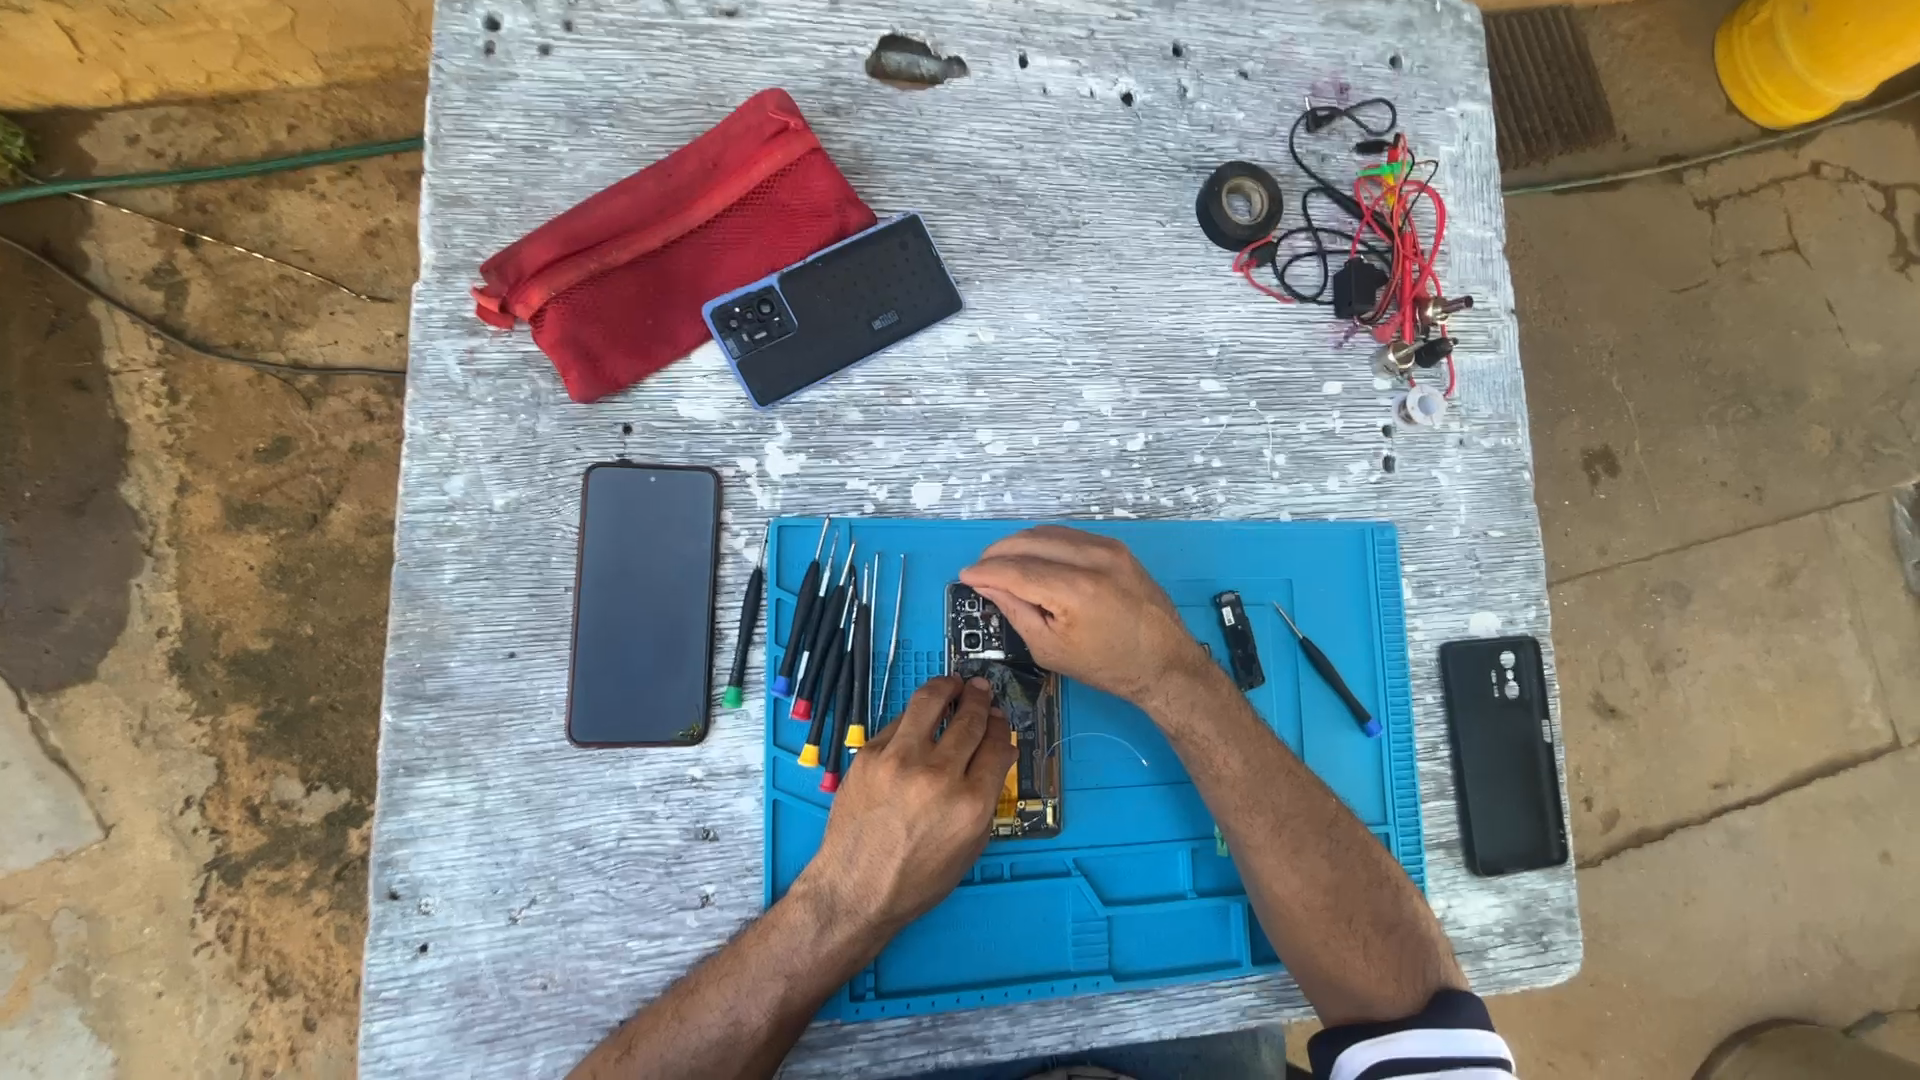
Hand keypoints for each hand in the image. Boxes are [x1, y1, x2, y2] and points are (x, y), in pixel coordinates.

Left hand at [795, 675, 1016, 933]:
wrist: (855, 888)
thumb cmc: (918, 878)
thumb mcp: (969, 845)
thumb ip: (987, 795)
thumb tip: (998, 751)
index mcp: (970, 803)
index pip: (996, 745)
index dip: (1000, 726)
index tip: (998, 717)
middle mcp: (938, 775)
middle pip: (968, 719)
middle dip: (978, 699)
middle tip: (980, 689)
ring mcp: (899, 760)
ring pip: (930, 702)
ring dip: (947, 687)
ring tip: (953, 683)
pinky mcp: (869, 754)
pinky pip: (899, 721)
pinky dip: (915, 716)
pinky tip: (921, 717)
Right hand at [959, 526, 1210, 707]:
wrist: (1164, 663)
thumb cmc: (1106, 665)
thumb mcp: (1049, 648)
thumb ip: (1015, 611)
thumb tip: (986, 585)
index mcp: (1074, 590)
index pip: (1016, 570)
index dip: (985, 571)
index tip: (965, 575)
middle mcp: (1092, 559)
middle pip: (1029, 542)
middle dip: (997, 553)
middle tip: (980, 570)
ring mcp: (1108, 548)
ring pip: (1048, 532)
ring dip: (1019, 544)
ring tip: (1002, 564)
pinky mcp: (1117, 547)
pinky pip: (1069, 535)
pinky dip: (1044, 542)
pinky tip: (1033, 558)